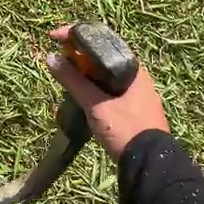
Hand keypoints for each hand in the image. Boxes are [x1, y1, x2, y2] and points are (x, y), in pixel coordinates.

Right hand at [45, 26, 168, 159]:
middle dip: (77, 56)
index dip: (76, 36)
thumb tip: (51, 57)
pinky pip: (107, 89)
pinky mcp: (132, 110)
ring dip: (83, 73)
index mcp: (133, 70)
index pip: (102, 41)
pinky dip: (90, 88)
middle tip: (59, 59)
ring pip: (103, 74)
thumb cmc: (126, 130)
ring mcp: (136, 94)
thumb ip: (73, 81)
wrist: (152, 168)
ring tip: (65, 77)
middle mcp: (136, 78)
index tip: (55, 37)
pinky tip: (79, 96)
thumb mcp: (96, 105)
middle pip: (101, 57)